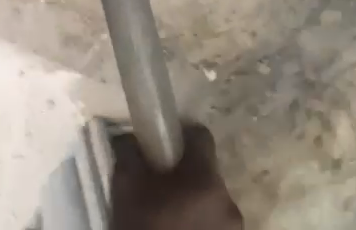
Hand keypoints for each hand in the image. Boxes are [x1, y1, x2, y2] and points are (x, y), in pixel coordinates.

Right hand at [109, 125, 244, 229]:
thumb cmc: (142, 227)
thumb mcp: (126, 185)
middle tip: (160, 185)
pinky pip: (216, 224)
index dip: (180, 134)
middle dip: (186, 175)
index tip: (162, 144)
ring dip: (194, 202)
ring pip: (213, 201)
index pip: (201, 136)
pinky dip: (200, 223)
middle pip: (208, 172)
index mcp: (206, 180)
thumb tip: (131, 137)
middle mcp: (229, 202)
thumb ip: (129, 151)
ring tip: (169, 215)